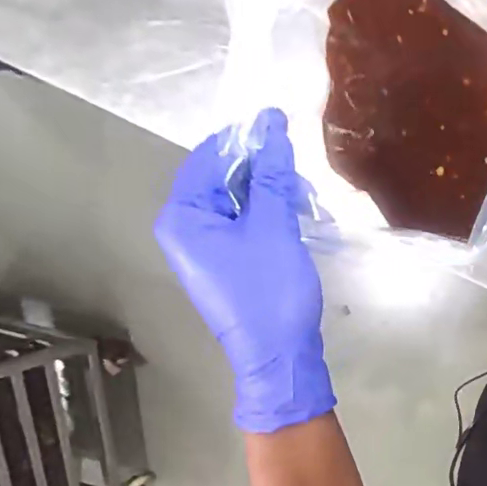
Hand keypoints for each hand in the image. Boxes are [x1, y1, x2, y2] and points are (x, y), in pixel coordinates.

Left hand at [155, 108, 334, 432]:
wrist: (280, 359)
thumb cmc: (271, 292)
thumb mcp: (275, 229)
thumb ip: (273, 176)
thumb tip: (272, 127)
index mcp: (183, 216)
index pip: (210, 157)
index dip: (248, 139)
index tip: (284, 126)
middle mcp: (184, 231)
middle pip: (221, 180)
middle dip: (261, 170)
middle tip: (300, 169)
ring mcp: (205, 253)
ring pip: (236, 205)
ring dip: (269, 194)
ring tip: (303, 196)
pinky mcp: (228, 269)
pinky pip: (244, 229)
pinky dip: (268, 218)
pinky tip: (294, 218)